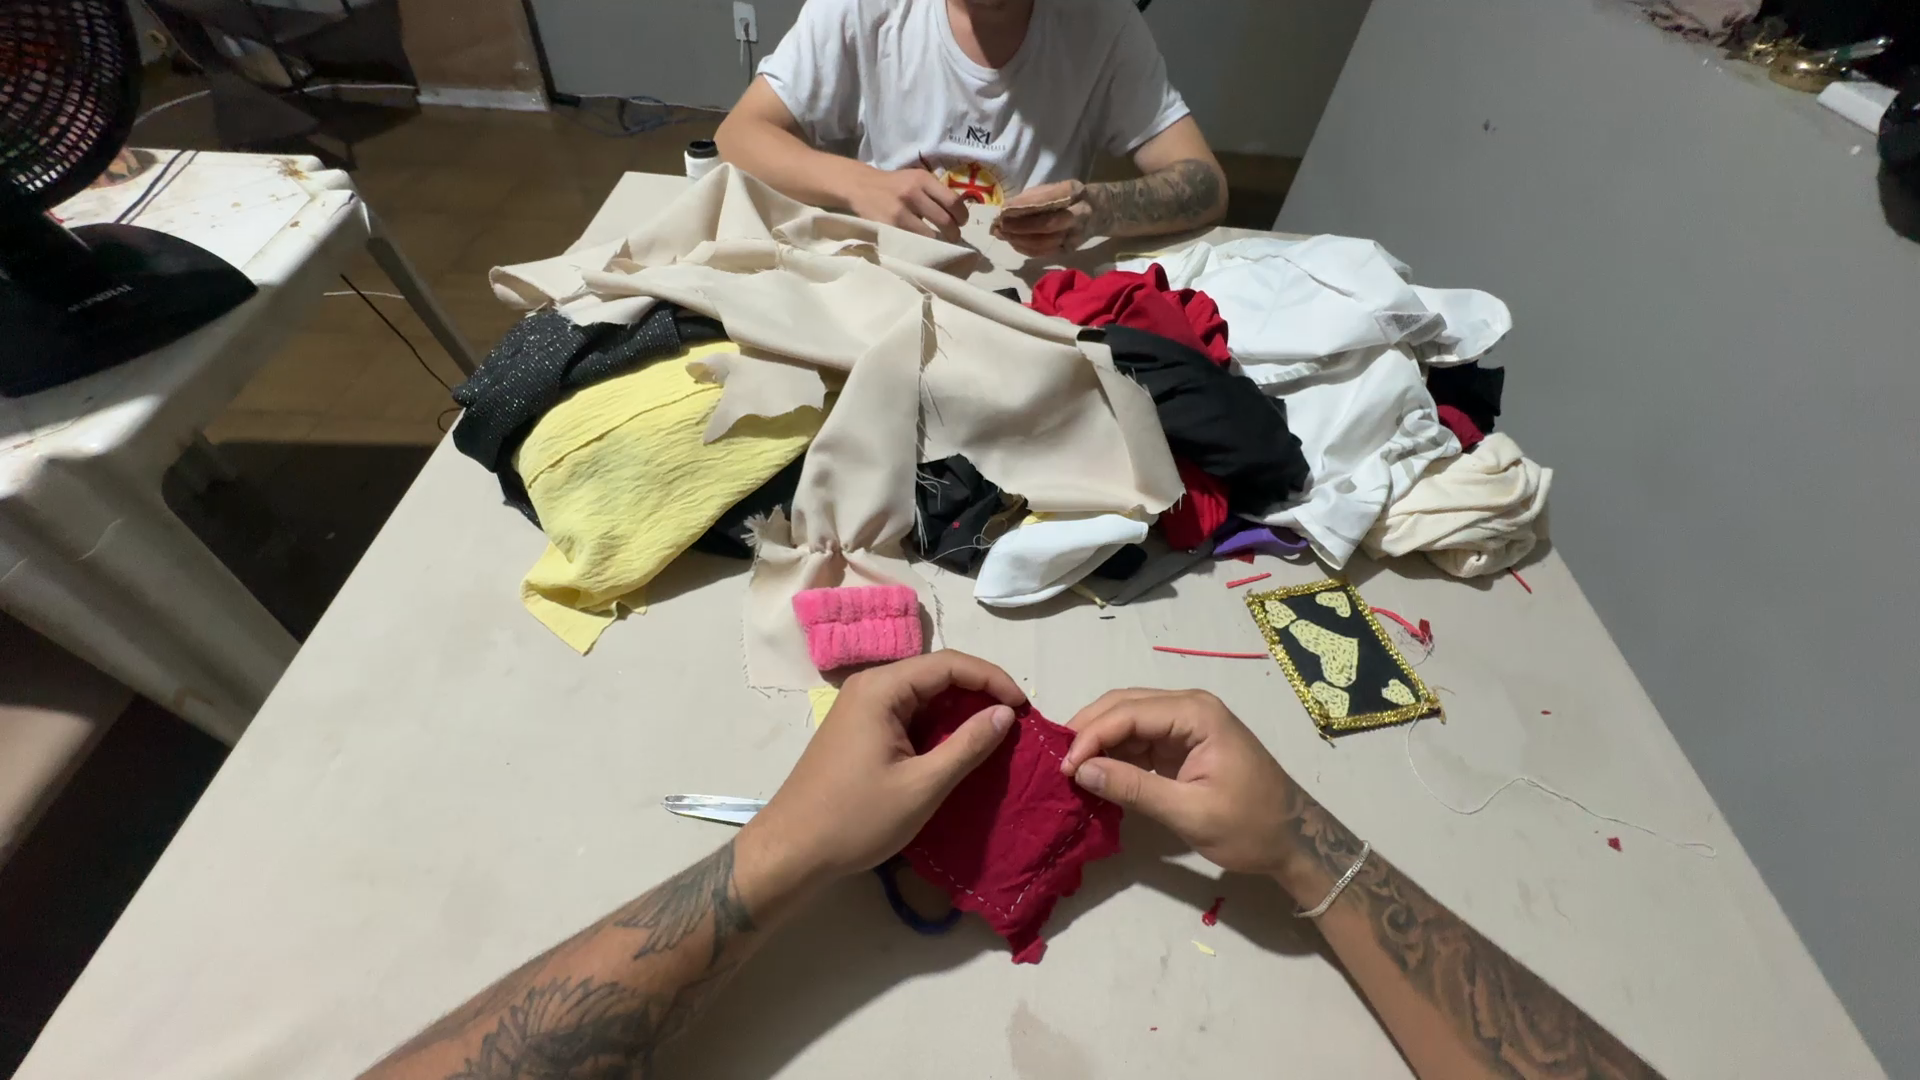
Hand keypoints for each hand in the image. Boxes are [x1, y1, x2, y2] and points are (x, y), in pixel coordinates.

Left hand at [739, 651, 1024, 896]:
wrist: (791, 851)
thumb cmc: (856, 818)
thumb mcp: (922, 785)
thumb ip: (968, 745)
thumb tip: (1004, 714)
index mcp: (882, 688)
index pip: (949, 664)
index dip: (991, 679)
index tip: (1023, 707)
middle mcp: (870, 686)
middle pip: (936, 673)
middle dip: (978, 692)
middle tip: (1013, 720)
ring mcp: (862, 706)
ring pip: (923, 694)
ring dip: (959, 709)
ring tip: (994, 734)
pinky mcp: (860, 728)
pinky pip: (908, 712)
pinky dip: (938, 724)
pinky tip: (957, 746)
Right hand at [843, 165, 969, 239]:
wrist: (860, 186)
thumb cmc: (894, 186)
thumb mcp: (914, 180)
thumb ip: (934, 193)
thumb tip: (958, 215)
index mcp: (923, 179)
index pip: (953, 201)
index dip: (962, 216)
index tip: (961, 223)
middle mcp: (913, 193)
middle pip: (945, 220)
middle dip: (953, 234)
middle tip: (953, 238)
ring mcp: (900, 211)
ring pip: (930, 235)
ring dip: (937, 243)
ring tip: (938, 245)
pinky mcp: (889, 226)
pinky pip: (912, 242)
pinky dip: (920, 246)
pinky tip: (921, 246)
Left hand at [993, 179, 1092, 256]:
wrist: (1101, 212)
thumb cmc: (1072, 197)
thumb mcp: (1059, 188)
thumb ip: (1036, 196)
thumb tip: (1007, 208)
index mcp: (1075, 193)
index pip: (1047, 200)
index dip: (1024, 206)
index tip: (1004, 208)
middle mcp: (1078, 215)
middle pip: (1047, 225)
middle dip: (1020, 227)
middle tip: (1000, 226)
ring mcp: (1075, 236)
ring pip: (1044, 242)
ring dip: (1019, 240)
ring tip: (1002, 235)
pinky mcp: (1070, 250)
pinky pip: (1045, 252)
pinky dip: (1026, 249)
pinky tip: (1014, 243)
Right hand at [1059, 689, 1300, 877]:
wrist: (1296, 842)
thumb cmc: (1251, 827)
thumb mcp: (1190, 812)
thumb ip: (1134, 788)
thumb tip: (1081, 771)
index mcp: (1196, 713)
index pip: (1128, 712)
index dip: (1091, 736)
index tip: (1066, 768)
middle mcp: (1187, 706)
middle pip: (1123, 705)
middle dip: (1088, 730)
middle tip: (1058, 761)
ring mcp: (1185, 723)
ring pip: (1126, 719)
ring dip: (1098, 740)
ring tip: (1071, 768)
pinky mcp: (1181, 742)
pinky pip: (1138, 738)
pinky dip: (1114, 753)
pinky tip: (1096, 771)